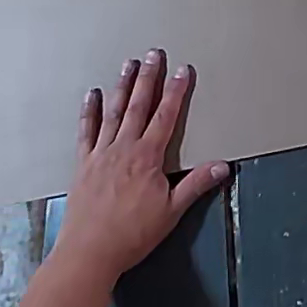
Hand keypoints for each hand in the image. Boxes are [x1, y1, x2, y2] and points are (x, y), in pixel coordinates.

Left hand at [53, 49, 229, 284]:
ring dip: (123, 86)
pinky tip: (92, 95)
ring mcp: (101, 153)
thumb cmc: (132, 234)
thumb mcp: (171, 212)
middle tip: (153, 54)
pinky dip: (90, 111)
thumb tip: (223, 166)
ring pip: (114, 111)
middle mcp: (124, 147)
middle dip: (148, 77)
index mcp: (148, 156)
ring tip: (129, 64)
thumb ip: (196, 185)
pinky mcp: (83, 163)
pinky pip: (87, 131)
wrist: (88, 253)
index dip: (176, 91)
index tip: (182, 70)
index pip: (166, 116)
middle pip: (139, 105)